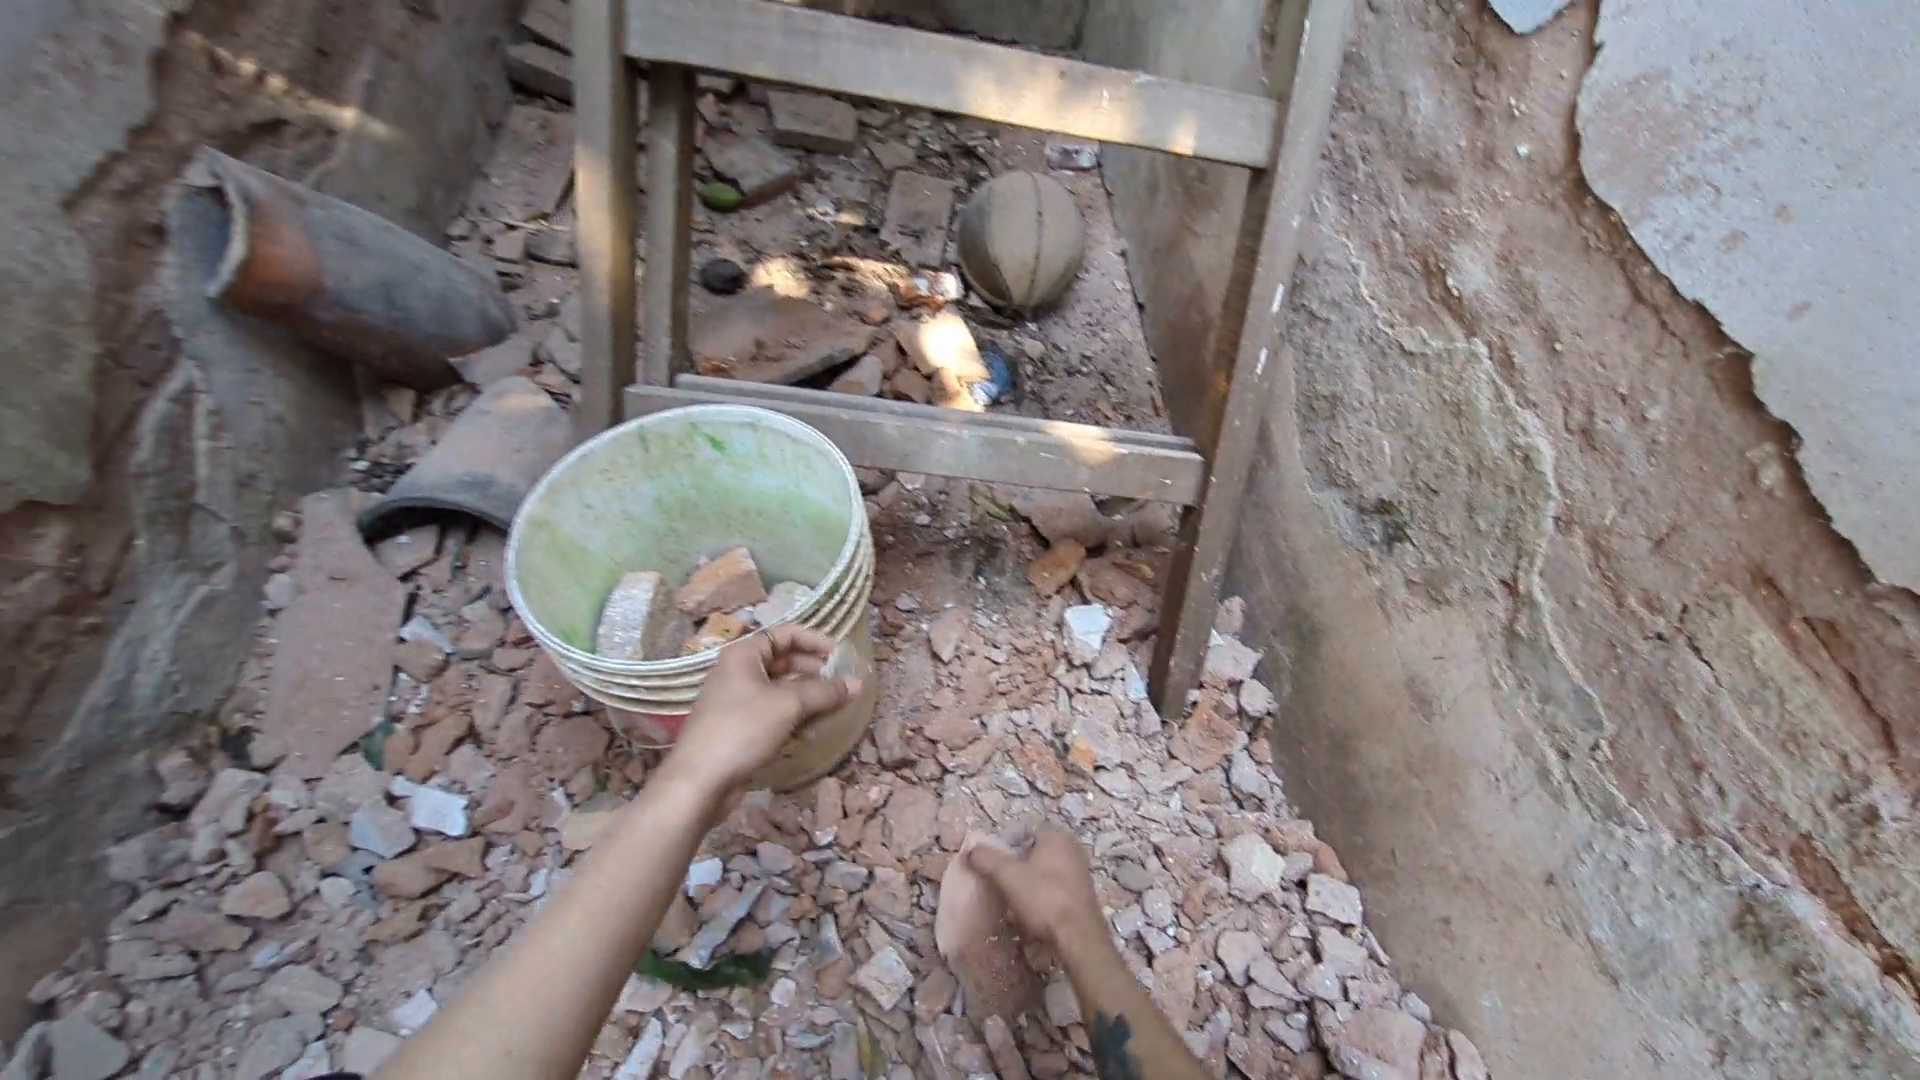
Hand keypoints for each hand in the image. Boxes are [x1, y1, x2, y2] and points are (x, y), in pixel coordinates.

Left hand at [658, 625, 860, 799]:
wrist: (699, 781)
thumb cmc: (742, 729)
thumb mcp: (788, 705)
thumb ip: (825, 692)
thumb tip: (857, 683)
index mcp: (744, 655)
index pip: (785, 634)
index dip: (815, 640)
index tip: (840, 655)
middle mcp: (738, 672)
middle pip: (784, 661)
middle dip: (815, 671)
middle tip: (841, 682)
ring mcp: (737, 700)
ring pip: (780, 689)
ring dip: (808, 696)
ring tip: (834, 706)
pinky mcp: (739, 727)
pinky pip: (773, 712)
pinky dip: (794, 716)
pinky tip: (812, 729)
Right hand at [965, 823, 1108, 957]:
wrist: (1078, 937)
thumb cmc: (1043, 897)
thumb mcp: (1007, 875)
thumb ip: (986, 859)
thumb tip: (970, 850)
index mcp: (1056, 835)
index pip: (1025, 829)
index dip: (1005, 841)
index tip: (992, 859)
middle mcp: (1072, 848)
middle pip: (1035, 850)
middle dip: (1016, 862)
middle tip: (1000, 877)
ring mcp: (1080, 872)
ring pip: (1045, 870)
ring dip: (1028, 880)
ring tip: (1011, 896)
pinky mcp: (1082, 894)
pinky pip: (1055, 887)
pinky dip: (1041, 894)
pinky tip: (1030, 911)